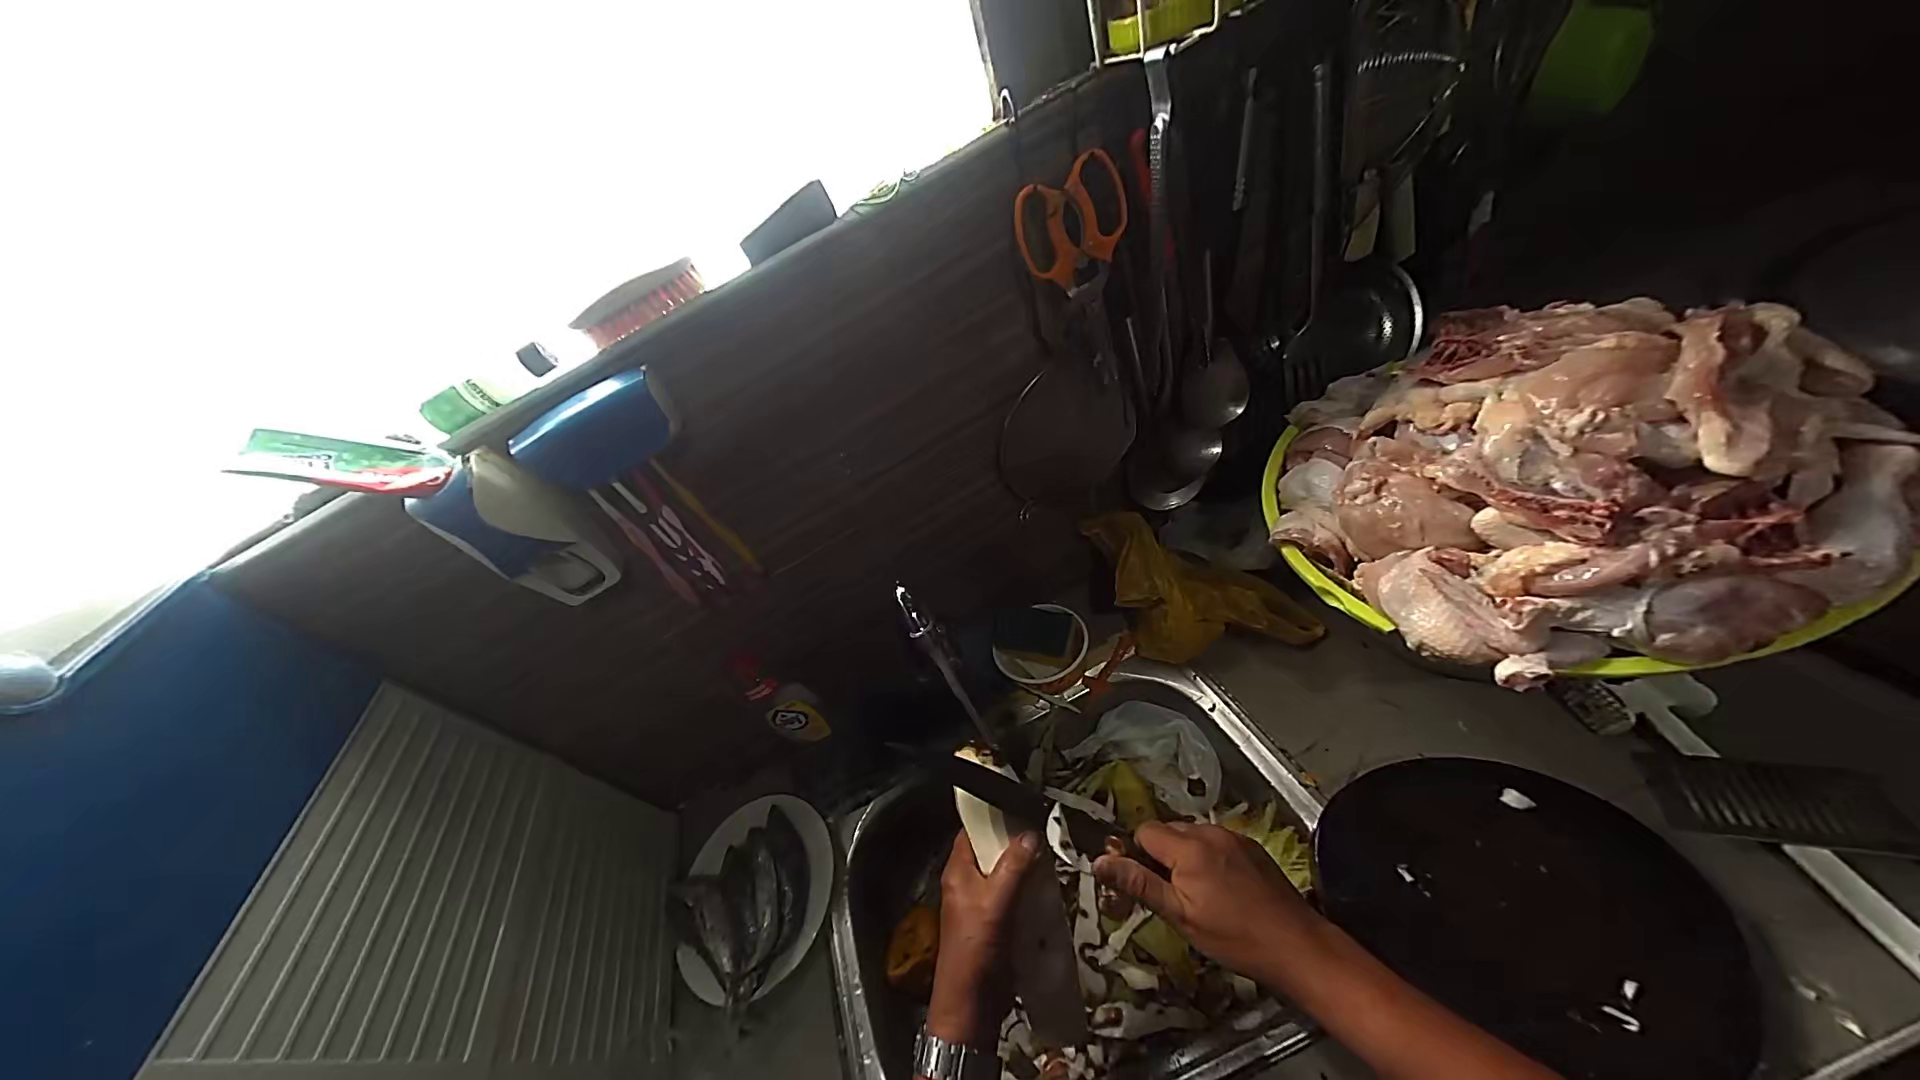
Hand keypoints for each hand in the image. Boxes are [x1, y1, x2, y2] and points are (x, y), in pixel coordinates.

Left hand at [926, 828, 1040, 1045]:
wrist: (972, 1006)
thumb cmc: (975, 949)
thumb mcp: (994, 902)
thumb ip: (1013, 867)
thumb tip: (1030, 834)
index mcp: (958, 870)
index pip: (972, 830)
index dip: (992, 816)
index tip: (1019, 805)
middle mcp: (969, 881)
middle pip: (993, 850)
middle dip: (1016, 841)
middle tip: (1043, 829)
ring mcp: (983, 902)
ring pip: (1007, 873)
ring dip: (1026, 866)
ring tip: (1051, 854)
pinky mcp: (998, 922)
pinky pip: (1016, 895)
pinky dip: (1030, 889)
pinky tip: (1048, 885)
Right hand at [1094, 821, 1317, 983]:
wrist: (1298, 947)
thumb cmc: (1235, 938)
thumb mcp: (1180, 916)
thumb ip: (1139, 884)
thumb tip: (1100, 862)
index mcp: (1188, 848)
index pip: (1144, 831)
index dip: (1138, 855)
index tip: (1146, 881)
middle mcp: (1209, 833)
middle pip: (1168, 830)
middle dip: (1161, 854)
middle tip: (1172, 892)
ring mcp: (1233, 837)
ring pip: (1191, 834)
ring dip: (1185, 855)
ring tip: (1199, 892)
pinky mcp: (1251, 845)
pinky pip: (1215, 840)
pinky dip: (1209, 856)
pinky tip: (1222, 887)